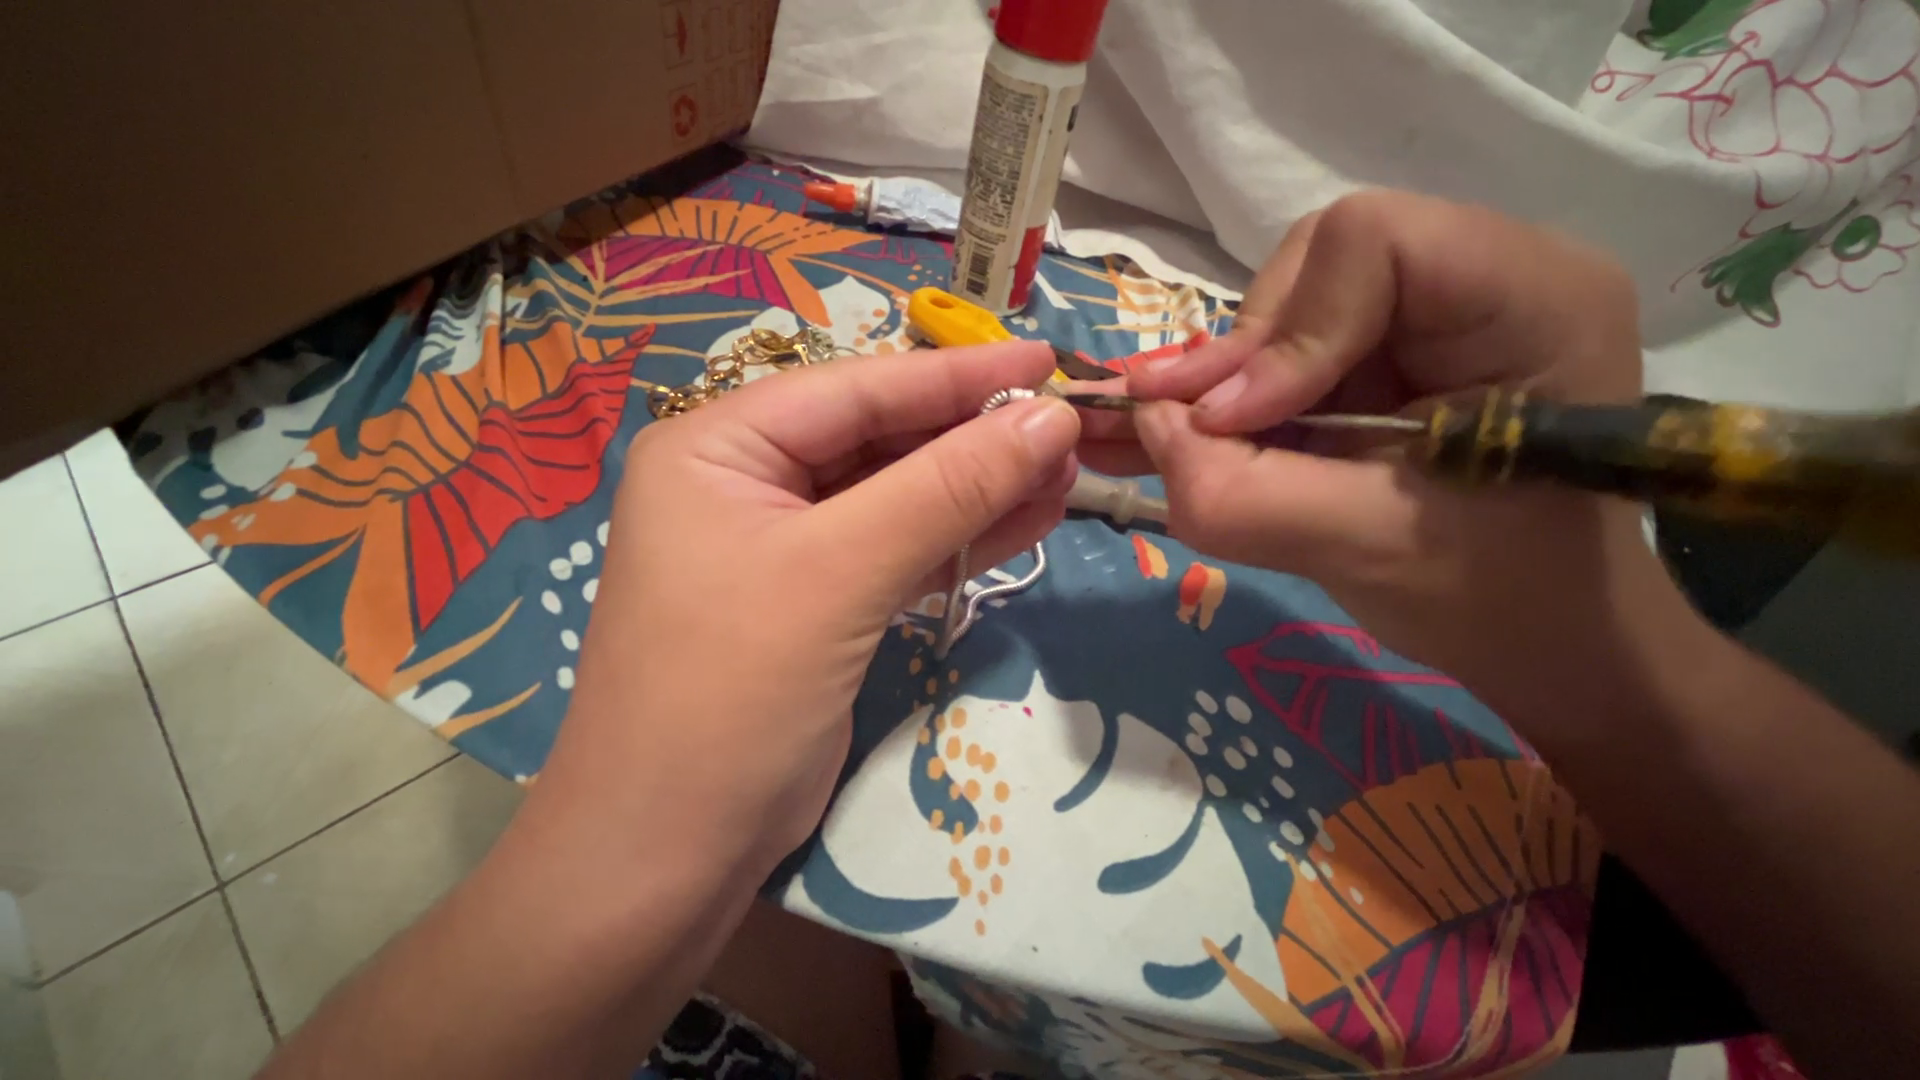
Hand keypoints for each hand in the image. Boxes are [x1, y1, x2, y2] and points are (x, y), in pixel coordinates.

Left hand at [535, 342, 1078, 873]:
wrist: (670, 853)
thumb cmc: (731, 693)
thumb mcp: (840, 575)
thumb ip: (947, 488)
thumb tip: (1047, 419)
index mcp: (718, 446)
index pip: (855, 388)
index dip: (958, 375)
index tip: (1048, 360)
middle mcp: (745, 482)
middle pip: (880, 439)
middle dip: (974, 437)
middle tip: (1067, 430)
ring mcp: (784, 546)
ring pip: (898, 497)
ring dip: (979, 488)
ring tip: (1065, 474)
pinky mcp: (819, 602)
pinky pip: (899, 550)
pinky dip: (961, 540)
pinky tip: (1028, 521)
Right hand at [1126, 192, 1681, 714]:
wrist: (1540, 637)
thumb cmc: (1496, 600)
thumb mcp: (1367, 549)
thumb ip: (1246, 492)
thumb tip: (1144, 424)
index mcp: (1531, 299)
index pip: (1372, 244)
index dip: (1285, 330)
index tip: (1231, 423)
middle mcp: (1480, 281)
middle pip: (1313, 268)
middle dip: (1239, 359)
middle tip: (1176, 433)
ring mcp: (1425, 320)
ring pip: (1281, 314)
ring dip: (1214, 387)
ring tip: (1142, 440)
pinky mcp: (1380, 362)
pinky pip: (1282, 360)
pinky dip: (1219, 406)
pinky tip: (1154, 438)